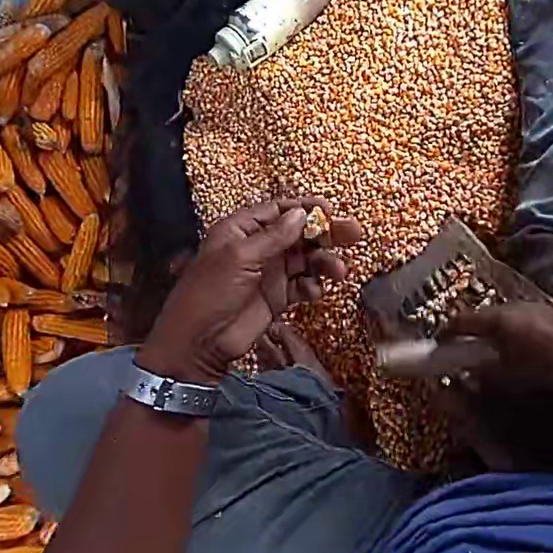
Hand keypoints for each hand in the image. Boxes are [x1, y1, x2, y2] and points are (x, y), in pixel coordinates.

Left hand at [137, 199, 362, 385]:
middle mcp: (258, 248)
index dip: (306, 209)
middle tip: (354, 233)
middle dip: (326, 233)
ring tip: (339, 271)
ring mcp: (269, 273)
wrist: (198, 343)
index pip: (279, 210)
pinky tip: (313, 292)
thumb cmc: (210, 293)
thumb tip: (302, 214)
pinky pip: (302, 285)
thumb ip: (274, 236)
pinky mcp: (277, 297)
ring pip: (306, 260)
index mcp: (242, 230)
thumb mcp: (240, 258)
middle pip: (299, 233)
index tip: (330, 211)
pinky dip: (312, 286)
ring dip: (325, 262)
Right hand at [424, 302, 552, 398]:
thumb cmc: (552, 368)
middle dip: (471, 332)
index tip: (438, 344)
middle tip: (463, 350)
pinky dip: (514, 334)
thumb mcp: (511, 375)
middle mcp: (515, 306)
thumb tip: (468, 370)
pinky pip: (523, 321)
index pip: (461, 320)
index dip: (447, 332)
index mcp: (498, 317)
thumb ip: (484, 370)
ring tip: (491, 352)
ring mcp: (537, 307)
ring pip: (505, 318)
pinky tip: (520, 352)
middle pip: (483, 316)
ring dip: (494, 332)